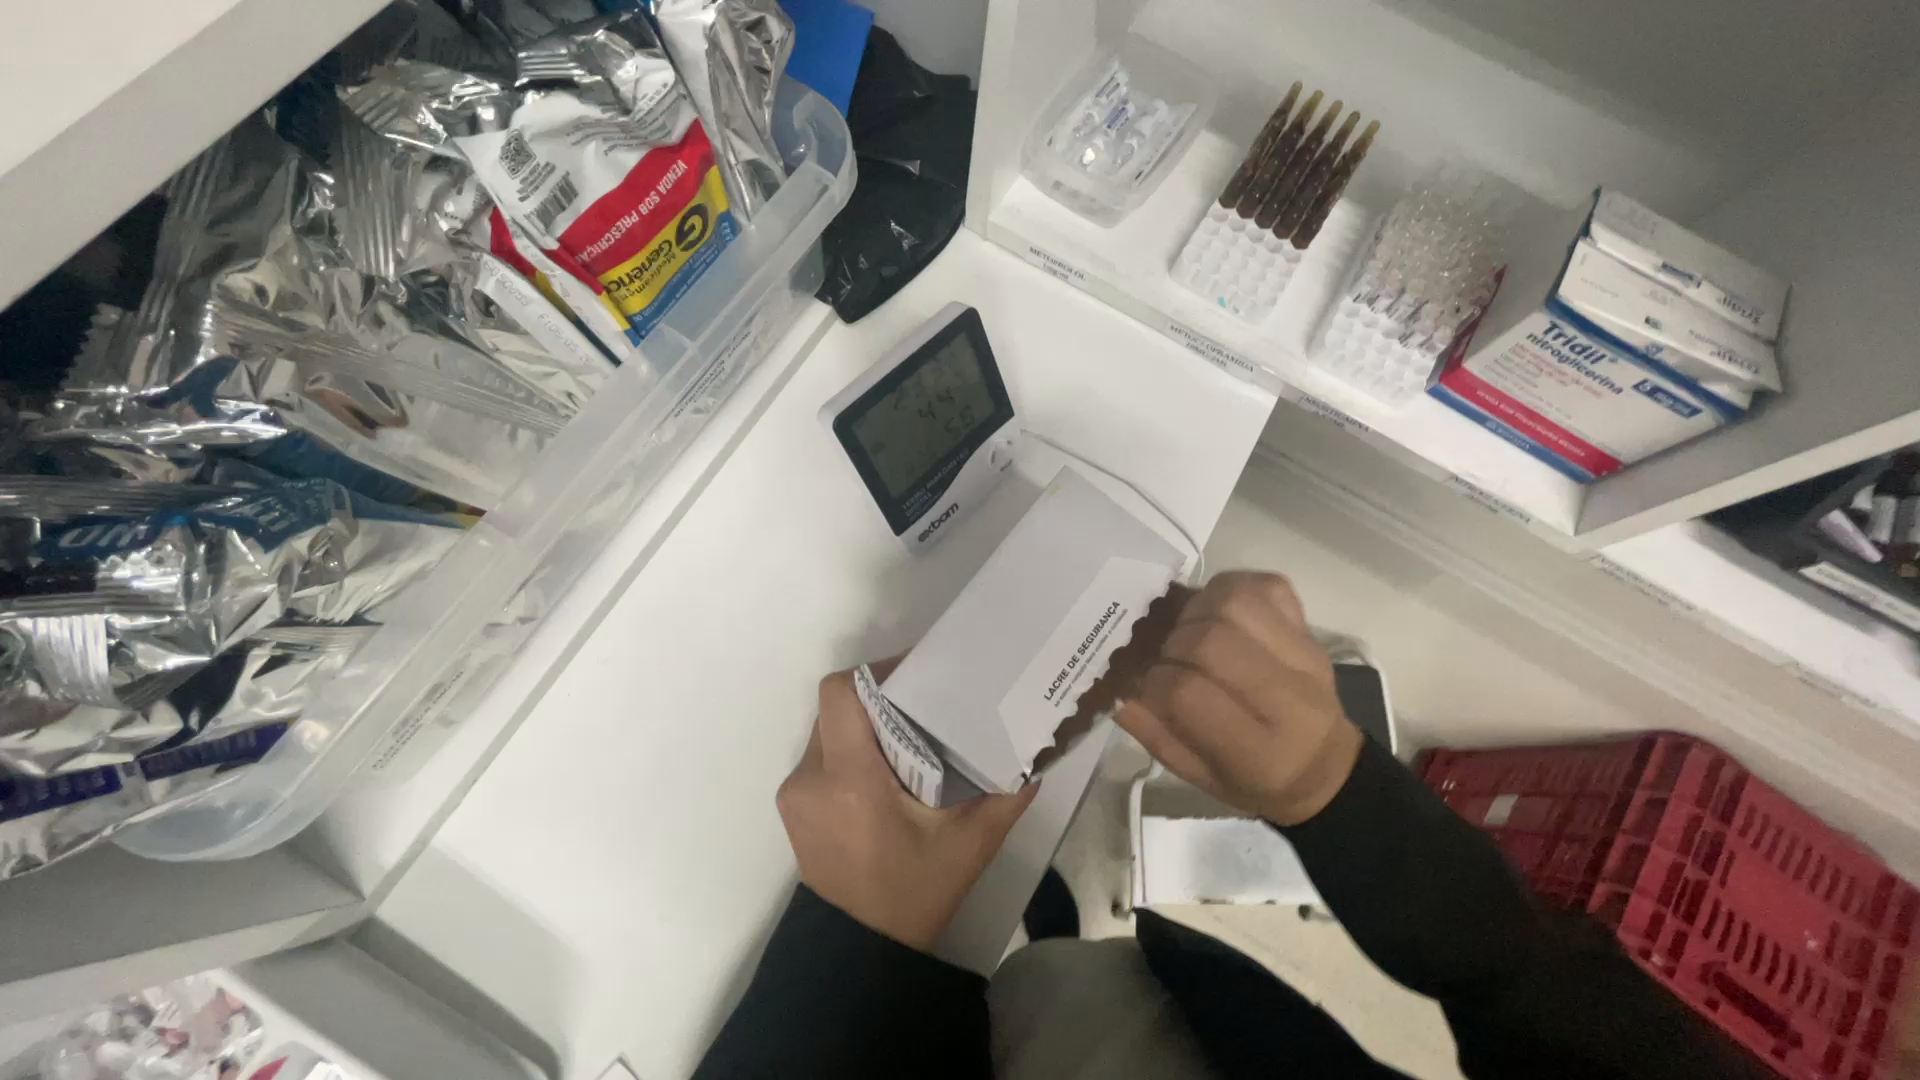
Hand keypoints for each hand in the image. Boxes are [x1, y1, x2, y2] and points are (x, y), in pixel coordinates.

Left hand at [777, 666, 1038, 950]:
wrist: (860, 949)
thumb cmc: (914, 893)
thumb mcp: (970, 845)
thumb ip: (1004, 794)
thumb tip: (1035, 751)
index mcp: (850, 780)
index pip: (842, 694)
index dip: (876, 673)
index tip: (918, 676)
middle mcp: (812, 777)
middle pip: (838, 707)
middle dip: (878, 697)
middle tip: (923, 702)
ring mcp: (796, 792)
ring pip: (829, 728)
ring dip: (865, 724)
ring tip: (908, 735)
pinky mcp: (793, 804)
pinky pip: (822, 754)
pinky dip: (852, 748)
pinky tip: (886, 768)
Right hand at [1115, 572, 1363, 825]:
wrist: (1323, 766)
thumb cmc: (1254, 779)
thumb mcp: (1199, 777)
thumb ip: (1156, 734)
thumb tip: (1118, 689)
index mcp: (1258, 752)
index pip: (1187, 694)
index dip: (1153, 681)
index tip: (1145, 686)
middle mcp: (1288, 698)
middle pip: (1211, 641)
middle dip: (1171, 645)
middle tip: (1165, 657)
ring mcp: (1304, 655)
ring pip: (1237, 603)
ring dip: (1197, 610)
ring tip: (1186, 629)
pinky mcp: (1308, 627)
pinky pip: (1265, 586)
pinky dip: (1230, 589)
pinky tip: (1215, 610)